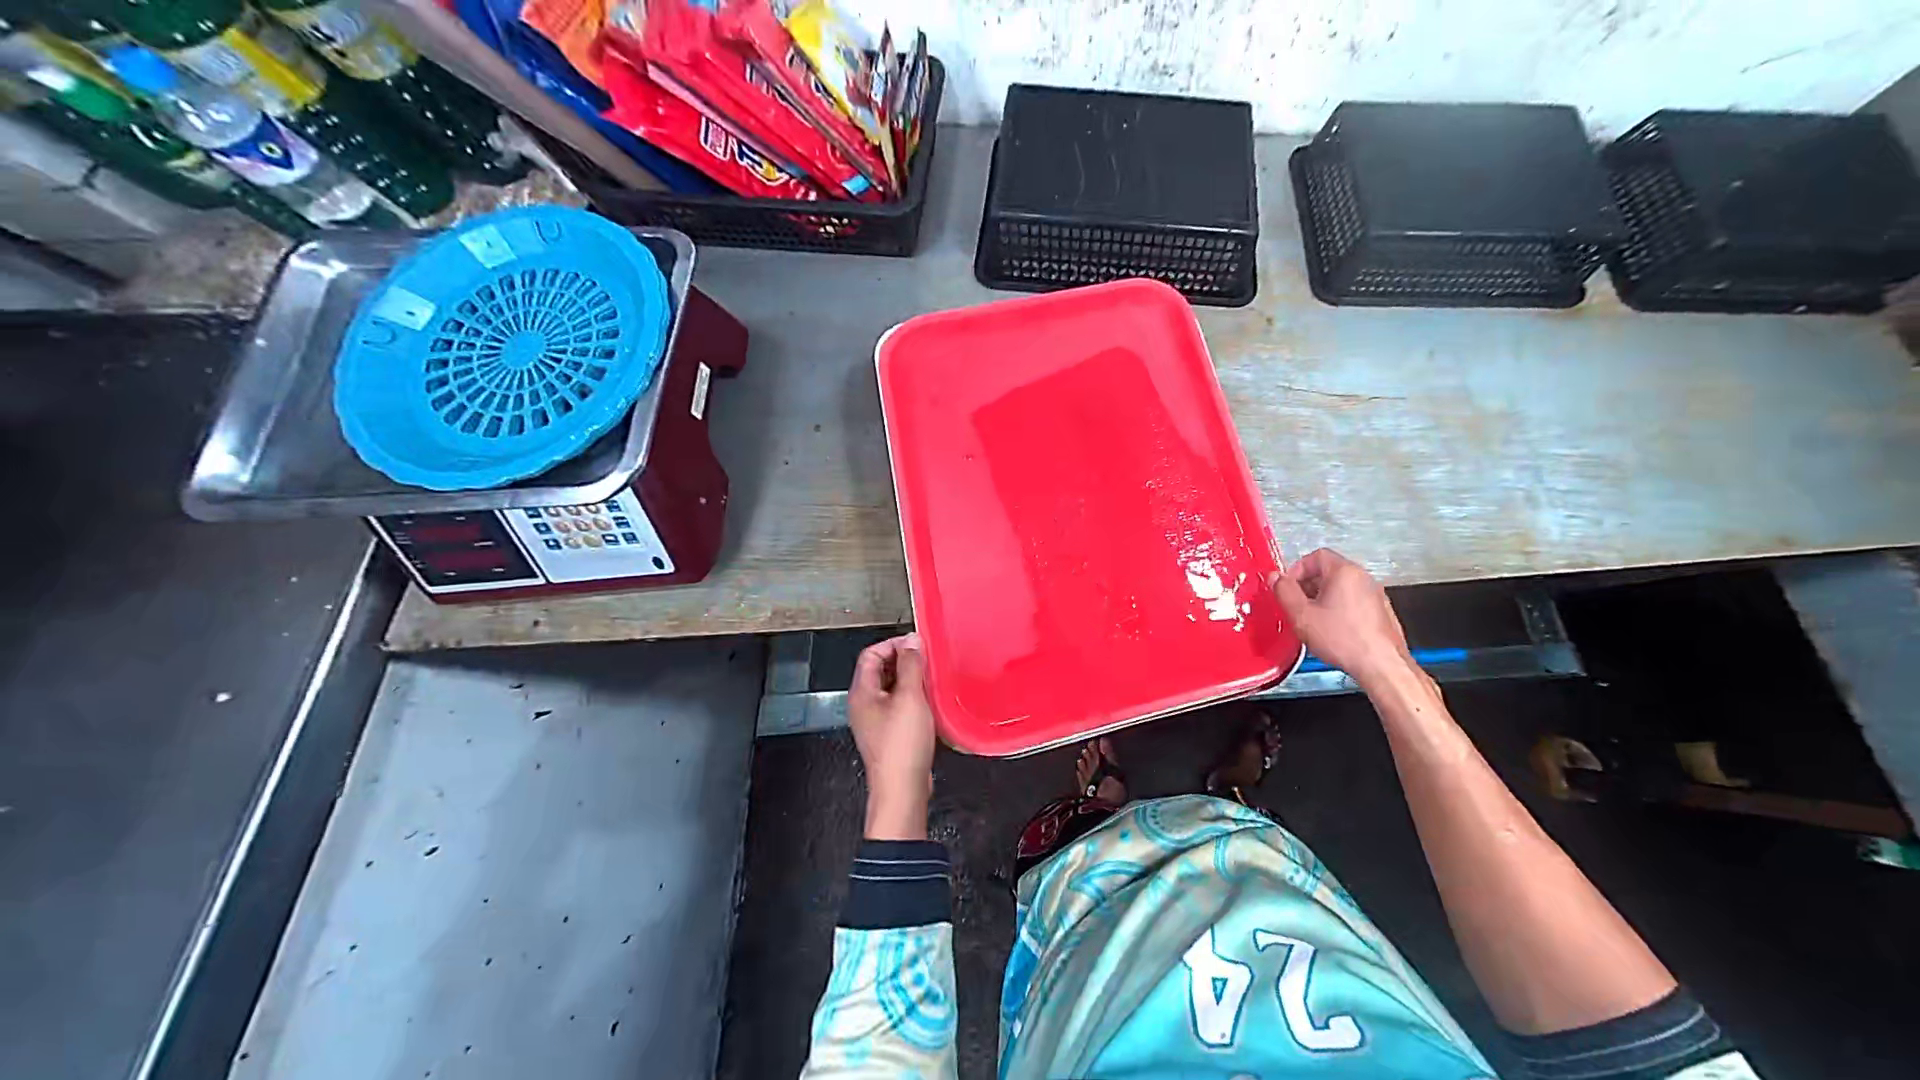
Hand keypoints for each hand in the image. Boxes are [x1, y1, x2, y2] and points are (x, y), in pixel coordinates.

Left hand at [848, 632, 936, 839]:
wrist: (902, 789)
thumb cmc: (901, 746)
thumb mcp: (909, 697)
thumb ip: (910, 665)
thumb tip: (912, 641)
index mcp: (862, 692)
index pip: (871, 654)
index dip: (893, 644)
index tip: (916, 645)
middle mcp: (863, 705)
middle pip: (879, 670)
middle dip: (902, 660)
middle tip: (925, 660)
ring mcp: (874, 721)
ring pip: (890, 688)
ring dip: (909, 679)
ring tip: (929, 679)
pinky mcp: (887, 734)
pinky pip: (897, 706)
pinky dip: (911, 698)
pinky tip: (928, 702)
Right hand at [1269, 549, 1416, 690]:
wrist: (1380, 665)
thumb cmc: (1346, 640)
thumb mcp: (1301, 615)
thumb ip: (1283, 591)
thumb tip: (1276, 578)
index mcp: (1345, 572)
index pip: (1316, 556)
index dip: (1296, 570)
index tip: (1287, 586)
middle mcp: (1363, 579)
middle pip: (1328, 571)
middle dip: (1307, 586)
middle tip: (1296, 604)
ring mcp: (1375, 595)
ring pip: (1341, 588)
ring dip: (1322, 599)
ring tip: (1312, 620)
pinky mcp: (1380, 612)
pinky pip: (1353, 602)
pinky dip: (1339, 610)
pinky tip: (1331, 630)